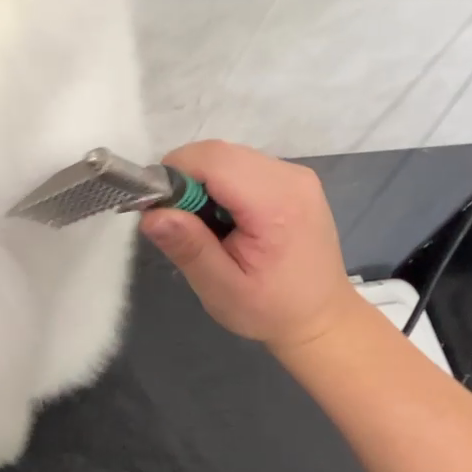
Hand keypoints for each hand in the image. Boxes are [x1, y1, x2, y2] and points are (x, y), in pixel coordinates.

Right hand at [139, 141, 367, 355]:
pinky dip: (221, 187)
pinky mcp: (293, 180)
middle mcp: (290, 177)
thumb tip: (152, 214)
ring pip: (228, 157)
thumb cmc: (270, 309)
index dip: (175, 175)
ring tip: (204, 228)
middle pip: (219, 154)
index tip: (159, 211)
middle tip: (179, 225)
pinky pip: (243, 167)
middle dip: (186, 180)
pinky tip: (225, 223)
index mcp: (276, 203)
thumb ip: (188, 247)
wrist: (320, 318)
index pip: (212, 159)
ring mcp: (295, 175)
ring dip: (203, 184)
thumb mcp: (221, 288)